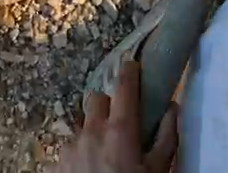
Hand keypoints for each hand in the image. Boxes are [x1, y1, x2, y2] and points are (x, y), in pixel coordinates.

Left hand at [49, 60, 177, 172]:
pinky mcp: (54, 165)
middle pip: (96, 100)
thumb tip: (172, 107)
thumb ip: (167, 139)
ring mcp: (69, 148)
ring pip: (82, 126)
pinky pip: (68, 149)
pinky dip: (79, 155)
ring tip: (104, 157)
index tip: (133, 66)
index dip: (129, 72)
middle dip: (108, 106)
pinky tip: (88, 172)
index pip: (123, 85)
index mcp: (119, 131)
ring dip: (93, 134)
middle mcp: (91, 132)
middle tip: (120, 123)